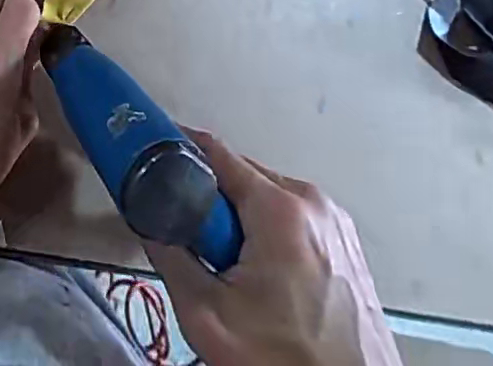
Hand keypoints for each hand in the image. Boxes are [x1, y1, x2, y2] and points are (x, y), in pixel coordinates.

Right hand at [144, 129, 401, 365]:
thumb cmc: (288, 363)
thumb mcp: (209, 317)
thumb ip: (171, 261)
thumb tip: (148, 224)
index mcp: (280, 209)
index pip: (217, 152)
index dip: (182, 148)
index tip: (157, 151)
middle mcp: (311, 201)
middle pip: (242, 173)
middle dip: (213, 198)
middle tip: (199, 243)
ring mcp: (332, 218)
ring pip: (267, 194)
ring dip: (242, 217)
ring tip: (237, 270)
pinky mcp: (343, 238)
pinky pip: (292, 213)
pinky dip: (270, 230)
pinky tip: (266, 275)